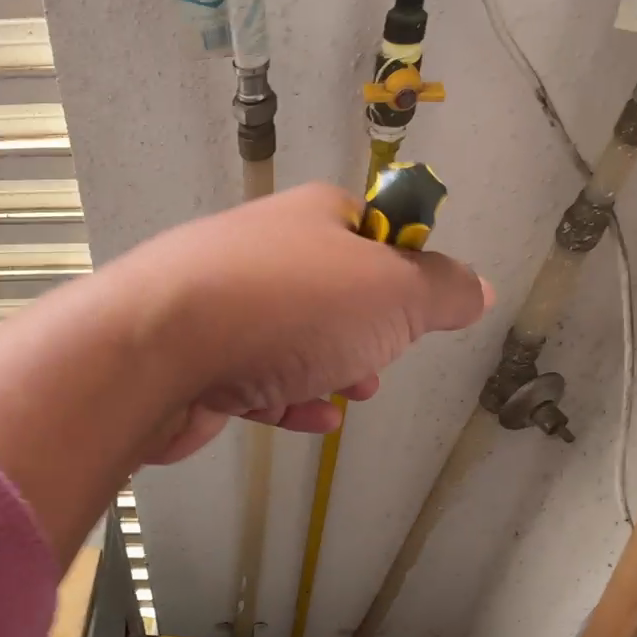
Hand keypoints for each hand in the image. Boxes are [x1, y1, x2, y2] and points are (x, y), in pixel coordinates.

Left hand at [107, 182, 492, 462]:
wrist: (159, 348)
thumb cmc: (288, 308)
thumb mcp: (393, 294)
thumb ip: (441, 292)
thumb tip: (477, 287)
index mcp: (314, 218)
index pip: (375, 232)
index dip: (404, 273)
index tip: (418, 313)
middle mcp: (265, 253)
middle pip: (332, 291)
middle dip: (366, 332)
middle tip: (380, 362)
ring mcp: (224, 305)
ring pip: (292, 339)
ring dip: (330, 367)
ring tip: (352, 393)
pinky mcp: (196, 359)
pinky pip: (254, 377)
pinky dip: (287, 396)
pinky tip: (310, 418)